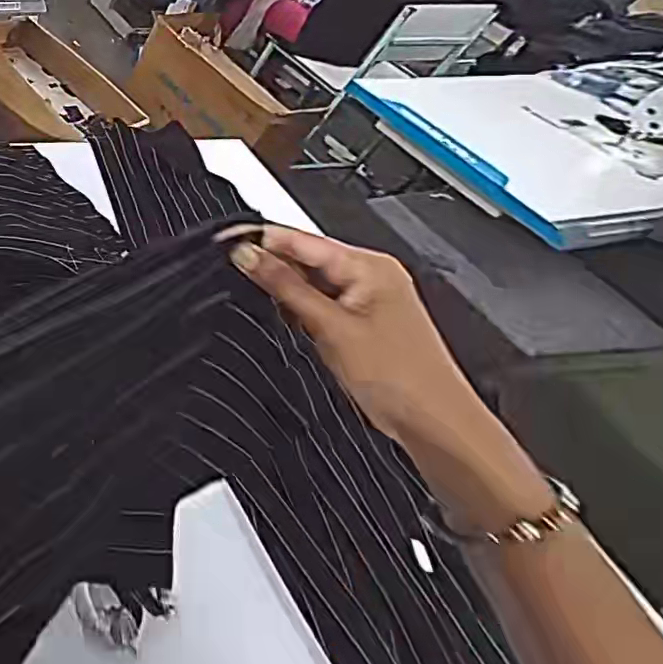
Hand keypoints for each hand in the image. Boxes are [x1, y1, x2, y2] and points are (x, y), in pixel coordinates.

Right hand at [219, 226, 478, 445]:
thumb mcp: (329, 324)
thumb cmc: (403, 377)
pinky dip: (299, 309)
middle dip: (271, 267)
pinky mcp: (359, 319)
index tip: (226, 241)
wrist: (435, 425)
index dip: (260, 239)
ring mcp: (366, 297)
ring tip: (270, 305)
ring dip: (285, 292)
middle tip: (237, 274)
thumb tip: (247, 254)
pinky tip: (293, 323)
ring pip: (307, 281)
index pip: (299, 239)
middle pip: (302, 258)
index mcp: (369, 265)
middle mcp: (370, 275)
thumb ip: (283, 285)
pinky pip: (317, 301)